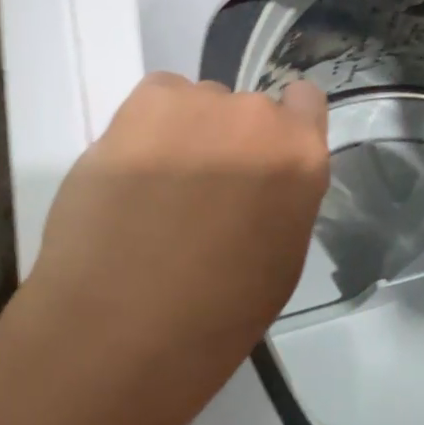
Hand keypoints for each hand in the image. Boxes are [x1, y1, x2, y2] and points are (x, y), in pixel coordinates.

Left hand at [0, 73, 329, 424]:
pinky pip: (156, 99)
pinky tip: (131, 171)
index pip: (305, 103)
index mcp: (301, 158)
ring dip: (184, 133)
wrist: (118, 325)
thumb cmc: (211, 318)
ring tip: (154, 189)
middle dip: (227, 140)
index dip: (281, 128)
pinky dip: (145, 125)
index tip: (258, 159)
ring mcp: (197, 103)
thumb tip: (260, 182)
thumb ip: (281, 201)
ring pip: (197, 103)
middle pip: (245, 109)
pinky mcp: (140, 104)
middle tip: (199, 191)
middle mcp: (256, 117)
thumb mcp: (279, 262)